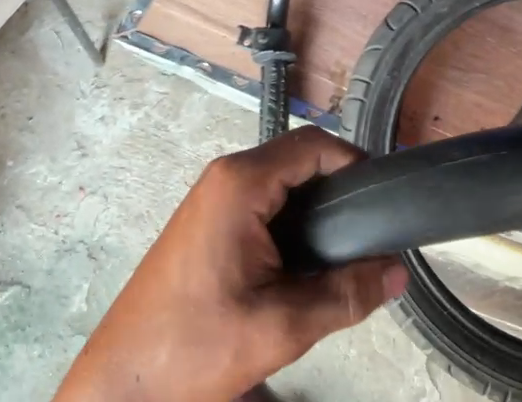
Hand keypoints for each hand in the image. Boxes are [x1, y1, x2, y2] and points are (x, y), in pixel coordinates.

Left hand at [54, 126, 407, 401]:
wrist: (124, 380)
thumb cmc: (193, 346)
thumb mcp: (281, 327)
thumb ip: (346, 296)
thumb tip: (397, 273)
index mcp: (240, 184)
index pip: (314, 144)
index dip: (356, 163)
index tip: (385, 199)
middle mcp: (225, 177)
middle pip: (300, 161)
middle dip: (340, 192)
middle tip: (371, 237)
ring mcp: (213, 198)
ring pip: (283, 185)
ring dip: (317, 212)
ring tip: (346, 257)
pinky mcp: (209, 223)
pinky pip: (264, 206)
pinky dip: (292, 225)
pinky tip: (307, 266)